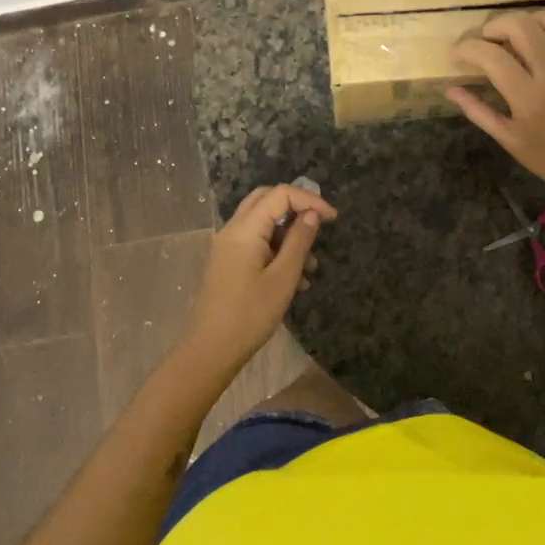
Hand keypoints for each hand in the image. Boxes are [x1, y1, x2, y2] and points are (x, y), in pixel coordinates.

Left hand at [185, 183, 336, 369]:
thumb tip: (312, 214)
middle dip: (296, 208)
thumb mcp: (283, 277)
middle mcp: (233, 230)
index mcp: (245, 229)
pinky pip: (256, 243)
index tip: (333, 218)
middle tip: (320, 224)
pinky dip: (277, 251)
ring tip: (310, 268)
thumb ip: (299, 241)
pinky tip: (295, 280)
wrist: (211, 350)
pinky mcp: (229, 262)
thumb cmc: (250, 314)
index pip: (280, 194)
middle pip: (267, 200)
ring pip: (263, 224)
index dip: (309, 200)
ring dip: (289, 235)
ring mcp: (228, 247)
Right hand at [447, 10, 544, 203]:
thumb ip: (479, 112)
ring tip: (519, 35)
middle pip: (521, 26)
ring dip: (529, 19)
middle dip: (495, 25)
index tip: (457, 54)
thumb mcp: (509, 141)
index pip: (491, 56)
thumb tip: (450, 90)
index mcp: (528, 98)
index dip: (467, 48)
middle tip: (487, 39)